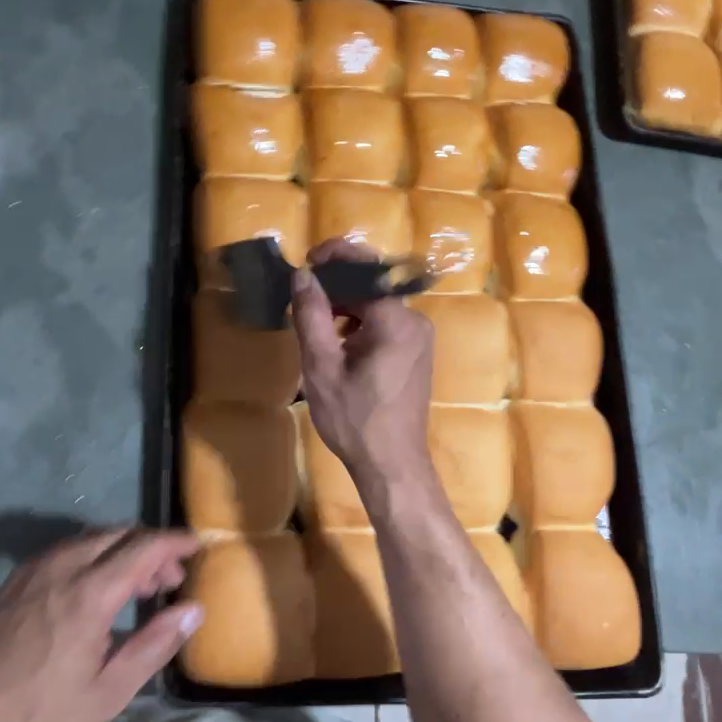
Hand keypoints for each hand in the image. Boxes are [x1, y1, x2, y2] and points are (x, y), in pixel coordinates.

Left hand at [0, 529, 203, 721]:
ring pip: (93, 538)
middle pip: (120, 533)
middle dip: (150, 549)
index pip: (145, 546)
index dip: (175, 542)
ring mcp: (36, 566)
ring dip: (122, 551)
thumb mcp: (107, 692)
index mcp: (90, 591)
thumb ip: (154, 646)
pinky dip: (95, 556)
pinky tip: (96, 591)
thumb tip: (193, 610)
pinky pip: (68, 549)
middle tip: (168, 582)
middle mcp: (64, 565)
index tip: (196, 547)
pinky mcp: (17, 576)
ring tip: (136, 588)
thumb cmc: (39, 710)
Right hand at [291, 238, 436, 486]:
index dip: (335, 256)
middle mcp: (414, 320)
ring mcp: (419, 337)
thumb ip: (311, 315)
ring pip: (376, 303)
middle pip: (372, 284)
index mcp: (396, 320)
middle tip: (303, 296)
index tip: (306, 262)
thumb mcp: (322, 366)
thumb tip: (302, 275)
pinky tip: (337, 342)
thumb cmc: (355, 419)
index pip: (367, 266)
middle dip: (336, 284)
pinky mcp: (416, 351)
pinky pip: (384, 322)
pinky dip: (359, 322)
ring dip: (345, 305)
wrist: (392, 465)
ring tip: (314, 321)